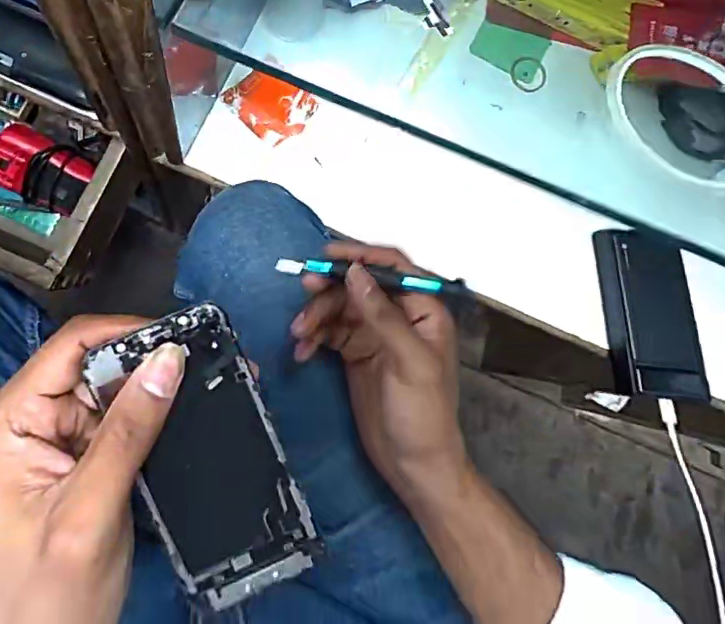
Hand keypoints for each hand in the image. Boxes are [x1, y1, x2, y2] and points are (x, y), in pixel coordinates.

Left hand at [0, 316, 185, 623]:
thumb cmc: (49, 598)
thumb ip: (129, 431)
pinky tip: (185, 405)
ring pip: (114, 382)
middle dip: (147, 358)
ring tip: (205, 376)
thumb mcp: (90, 512)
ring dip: (155, 381)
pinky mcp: (80, 448)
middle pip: (95, 359)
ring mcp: (54, 431)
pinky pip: (122, 411)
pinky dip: (154, 408)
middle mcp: (28, 414)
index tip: (179, 336)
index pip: (70, 346)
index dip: (125, 331)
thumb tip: (168, 357)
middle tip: (203, 356)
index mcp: (8, 420)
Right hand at [290, 242, 466, 495]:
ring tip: (299, 332)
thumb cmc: (425, 417)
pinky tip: (303, 350)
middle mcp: (399, 315)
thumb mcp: (409, 362)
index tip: (329, 254)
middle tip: (305, 286)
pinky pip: (330, 331)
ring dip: (316, 314)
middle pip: (358, 284)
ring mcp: (375, 333)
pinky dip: (314, 336)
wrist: (415, 468)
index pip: (392, 267)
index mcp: (423, 310)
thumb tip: (357, 274)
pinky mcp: (356, 351)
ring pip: (339, 306)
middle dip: (330, 286)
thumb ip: (383, 315)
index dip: (362, 255)